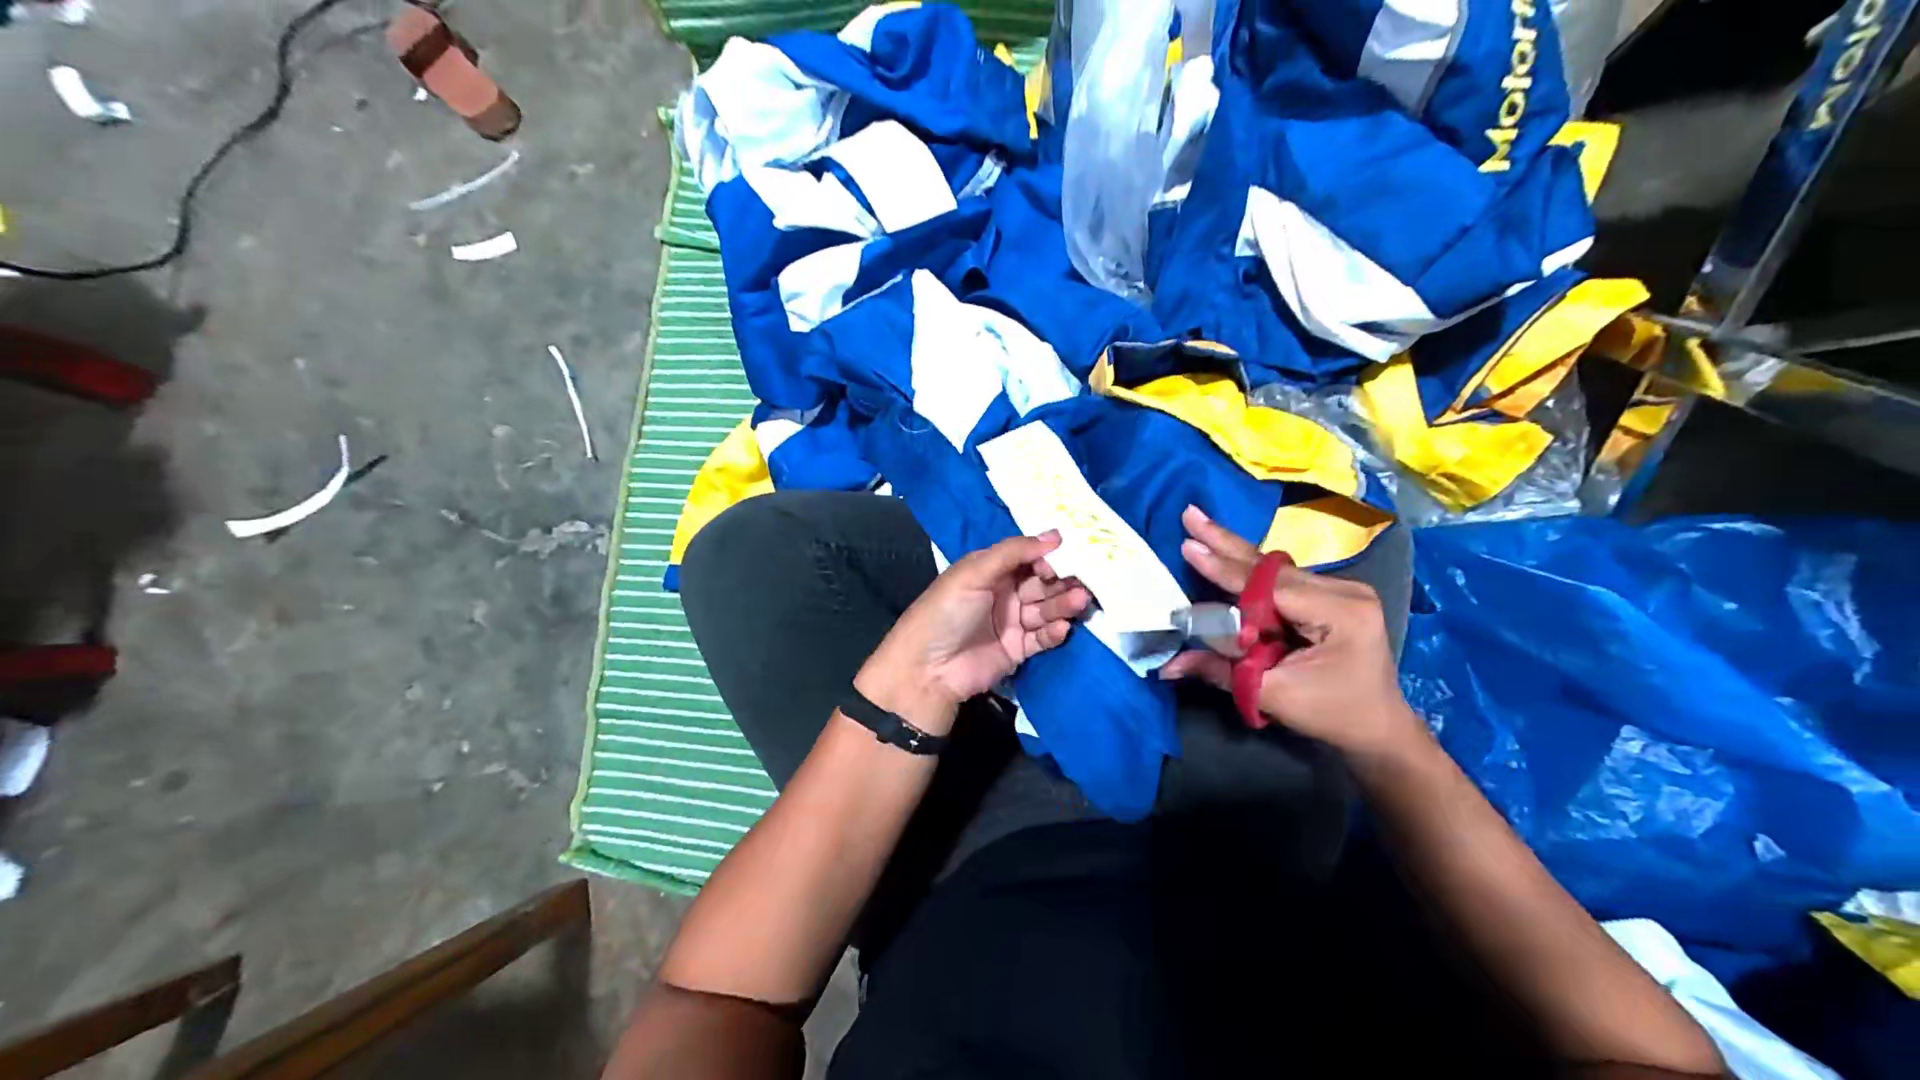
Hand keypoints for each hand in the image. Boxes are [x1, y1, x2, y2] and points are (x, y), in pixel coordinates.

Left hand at [855, 532, 1089, 735]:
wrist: (926, 669)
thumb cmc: (946, 612)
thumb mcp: (974, 572)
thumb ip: (1014, 552)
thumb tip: (1055, 535)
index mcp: (990, 570)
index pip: (1028, 557)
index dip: (1048, 556)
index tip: (1069, 555)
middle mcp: (1004, 593)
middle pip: (1042, 583)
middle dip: (1063, 580)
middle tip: (1086, 580)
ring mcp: (1012, 622)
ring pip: (1046, 609)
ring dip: (1063, 604)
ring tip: (1079, 601)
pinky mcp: (1018, 650)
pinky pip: (1043, 638)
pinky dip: (1054, 632)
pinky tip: (1062, 628)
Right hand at [1160, 505, 1423, 758]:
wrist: (1378, 727)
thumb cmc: (1332, 714)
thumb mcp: (1275, 695)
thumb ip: (1221, 671)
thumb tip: (1168, 664)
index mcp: (1341, 613)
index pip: (1268, 587)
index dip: (1225, 570)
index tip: (1189, 547)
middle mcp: (1345, 590)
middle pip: (1271, 567)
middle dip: (1225, 543)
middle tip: (1191, 514)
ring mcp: (1342, 588)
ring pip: (1274, 570)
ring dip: (1233, 554)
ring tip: (1200, 527)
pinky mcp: (1332, 594)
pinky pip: (1281, 579)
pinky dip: (1248, 571)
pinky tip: (1224, 551)